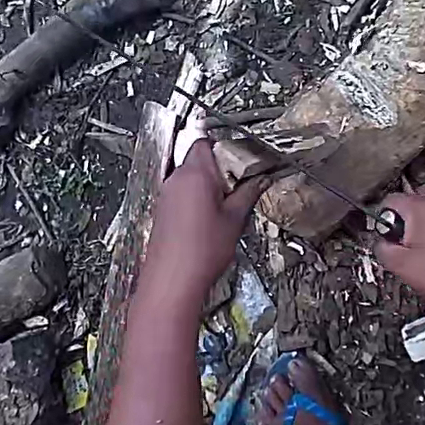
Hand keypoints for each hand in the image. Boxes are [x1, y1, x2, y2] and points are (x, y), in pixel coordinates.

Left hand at [138, 140, 275, 299]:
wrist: (172, 281)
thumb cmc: (199, 253)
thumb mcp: (234, 220)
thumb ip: (248, 193)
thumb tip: (260, 180)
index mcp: (195, 174)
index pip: (206, 143)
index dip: (225, 147)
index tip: (241, 161)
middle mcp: (176, 180)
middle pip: (198, 158)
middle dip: (220, 168)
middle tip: (239, 185)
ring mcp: (167, 195)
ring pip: (190, 176)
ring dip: (208, 184)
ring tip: (226, 205)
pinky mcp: (163, 209)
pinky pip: (182, 192)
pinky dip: (197, 198)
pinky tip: (210, 218)